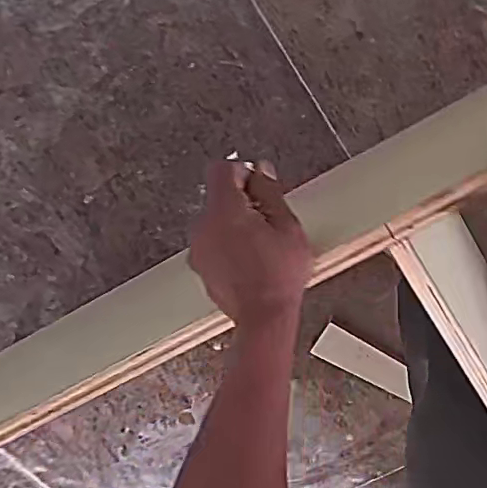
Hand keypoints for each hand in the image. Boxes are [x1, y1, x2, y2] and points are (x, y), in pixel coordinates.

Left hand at [188, 160, 311, 325]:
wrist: (264, 317)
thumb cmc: (278, 277)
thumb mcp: (287, 227)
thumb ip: (270, 192)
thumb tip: (261, 172)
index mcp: (225, 210)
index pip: (221, 169)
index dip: (243, 172)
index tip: (258, 185)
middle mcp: (204, 226)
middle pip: (218, 197)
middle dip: (242, 202)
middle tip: (268, 221)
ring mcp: (199, 249)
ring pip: (215, 222)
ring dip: (234, 225)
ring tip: (262, 245)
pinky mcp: (200, 267)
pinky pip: (213, 244)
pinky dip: (228, 245)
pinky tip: (251, 260)